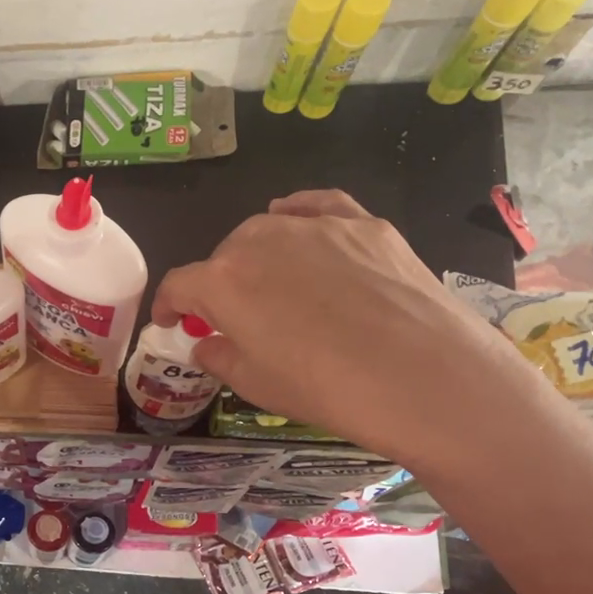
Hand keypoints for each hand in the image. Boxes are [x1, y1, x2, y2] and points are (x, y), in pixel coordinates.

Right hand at [152, 189, 552, 467]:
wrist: (424, 376)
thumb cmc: (324, 388)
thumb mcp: (255, 384)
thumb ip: (220, 356)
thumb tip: (209, 342)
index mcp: (221, 282)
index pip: (179, 285)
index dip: (168, 305)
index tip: (171, 322)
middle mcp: (260, 241)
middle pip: (223, 255)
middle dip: (217, 283)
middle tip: (231, 316)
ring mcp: (317, 226)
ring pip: (267, 228)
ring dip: (255, 253)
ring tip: (266, 280)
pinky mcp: (366, 224)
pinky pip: (318, 205)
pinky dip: (299, 211)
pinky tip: (296, 219)